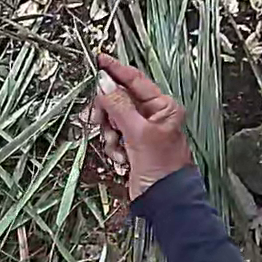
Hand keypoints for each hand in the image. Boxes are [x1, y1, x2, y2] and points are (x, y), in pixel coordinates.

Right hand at [91, 53, 193, 200]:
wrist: (163, 200)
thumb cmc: (162, 168)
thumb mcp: (138, 133)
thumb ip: (119, 105)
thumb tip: (103, 83)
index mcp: (162, 107)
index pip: (135, 80)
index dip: (115, 70)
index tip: (98, 60)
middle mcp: (152, 116)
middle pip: (118, 100)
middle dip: (108, 114)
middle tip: (100, 121)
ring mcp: (140, 131)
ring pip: (111, 120)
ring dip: (110, 135)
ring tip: (118, 148)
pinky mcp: (131, 146)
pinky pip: (112, 137)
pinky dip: (112, 147)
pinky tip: (121, 158)